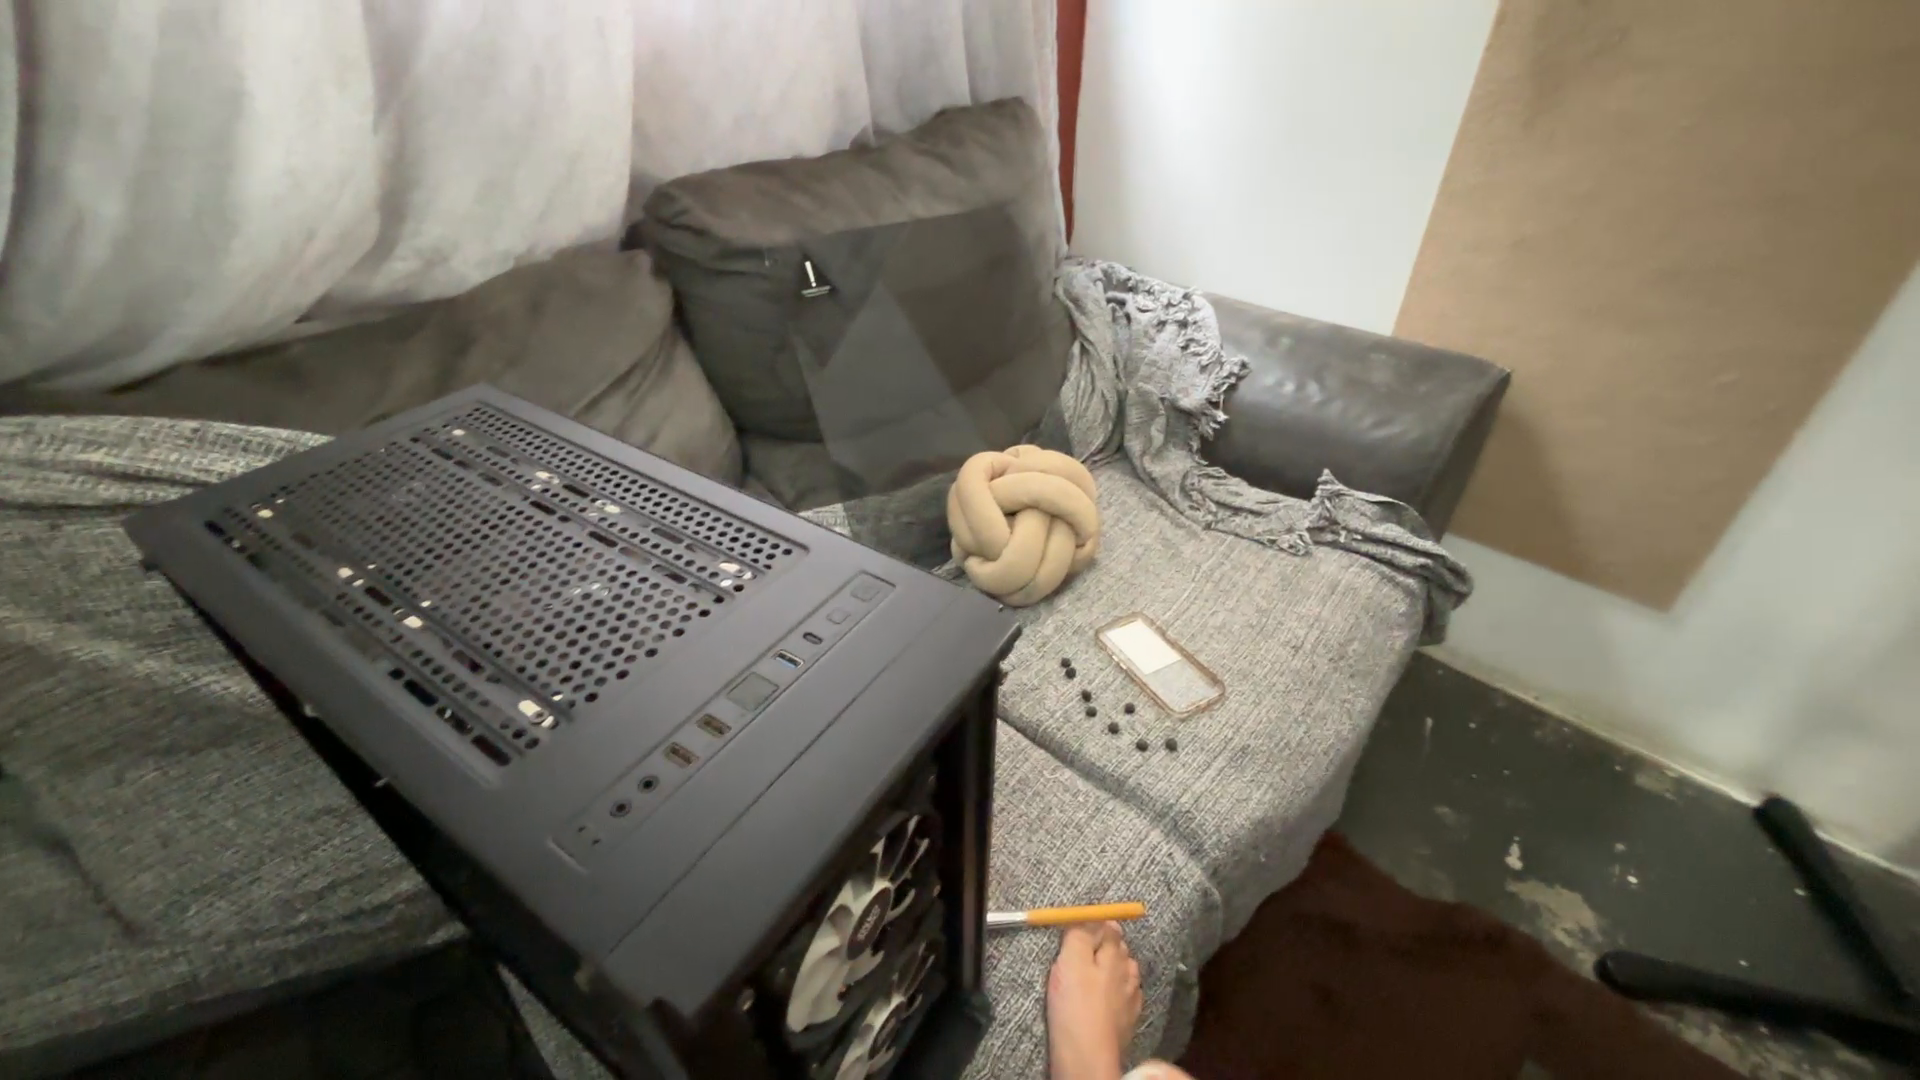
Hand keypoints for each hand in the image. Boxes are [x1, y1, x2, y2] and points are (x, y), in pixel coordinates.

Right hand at [1046, 920, 1142, 1079]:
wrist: (1087, 1059)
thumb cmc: (1076, 1007)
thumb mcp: (1070, 961)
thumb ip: (1079, 933)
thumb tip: (1086, 916)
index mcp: (1116, 954)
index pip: (1109, 925)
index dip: (1092, 924)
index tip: (1074, 931)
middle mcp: (1129, 971)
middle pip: (1116, 947)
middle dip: (1099, 945)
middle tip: (1074, 955)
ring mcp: (1131, 997)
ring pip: (1120, 971)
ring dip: (1106, 969)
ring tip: (1085, 979)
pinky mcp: (1128, 1020)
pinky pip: (1121, 995)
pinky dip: (1111, 992)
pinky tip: (1098, 1001)